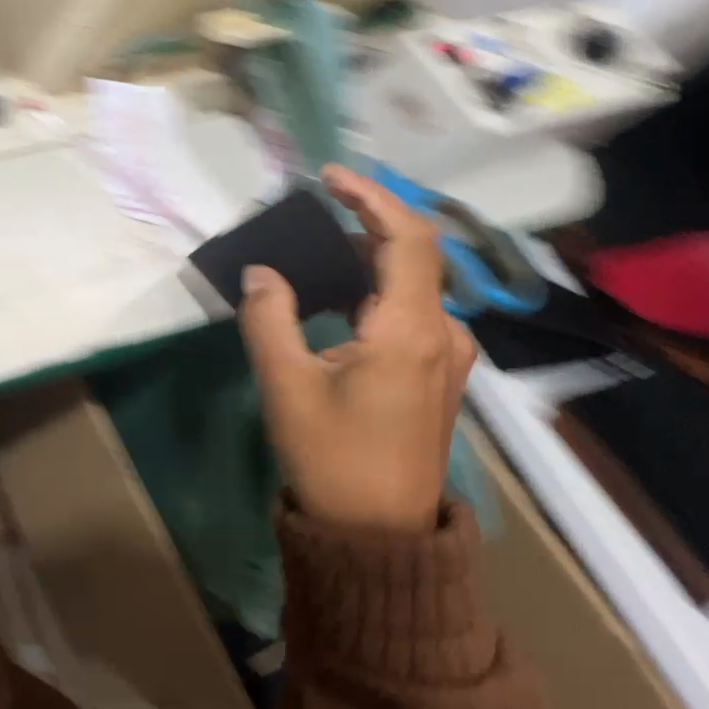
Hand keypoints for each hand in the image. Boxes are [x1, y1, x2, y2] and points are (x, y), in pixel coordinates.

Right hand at [238, 165, 476, 532]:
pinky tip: (338, 292)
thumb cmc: (330, 454)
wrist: (378, 531)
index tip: (328, 177)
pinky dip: (375, 284)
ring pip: (411, 283)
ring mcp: (446, 356)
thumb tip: (261, 271)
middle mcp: (441, 334)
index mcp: (409, 331)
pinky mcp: (436, 373)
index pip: (407, 240)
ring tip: (317, 243)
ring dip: (369, 254)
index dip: (371, 197)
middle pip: (412, 255)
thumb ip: (269, 317)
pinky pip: (410, 309)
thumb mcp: (285, 383)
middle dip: (365, 221)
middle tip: (312, 207)